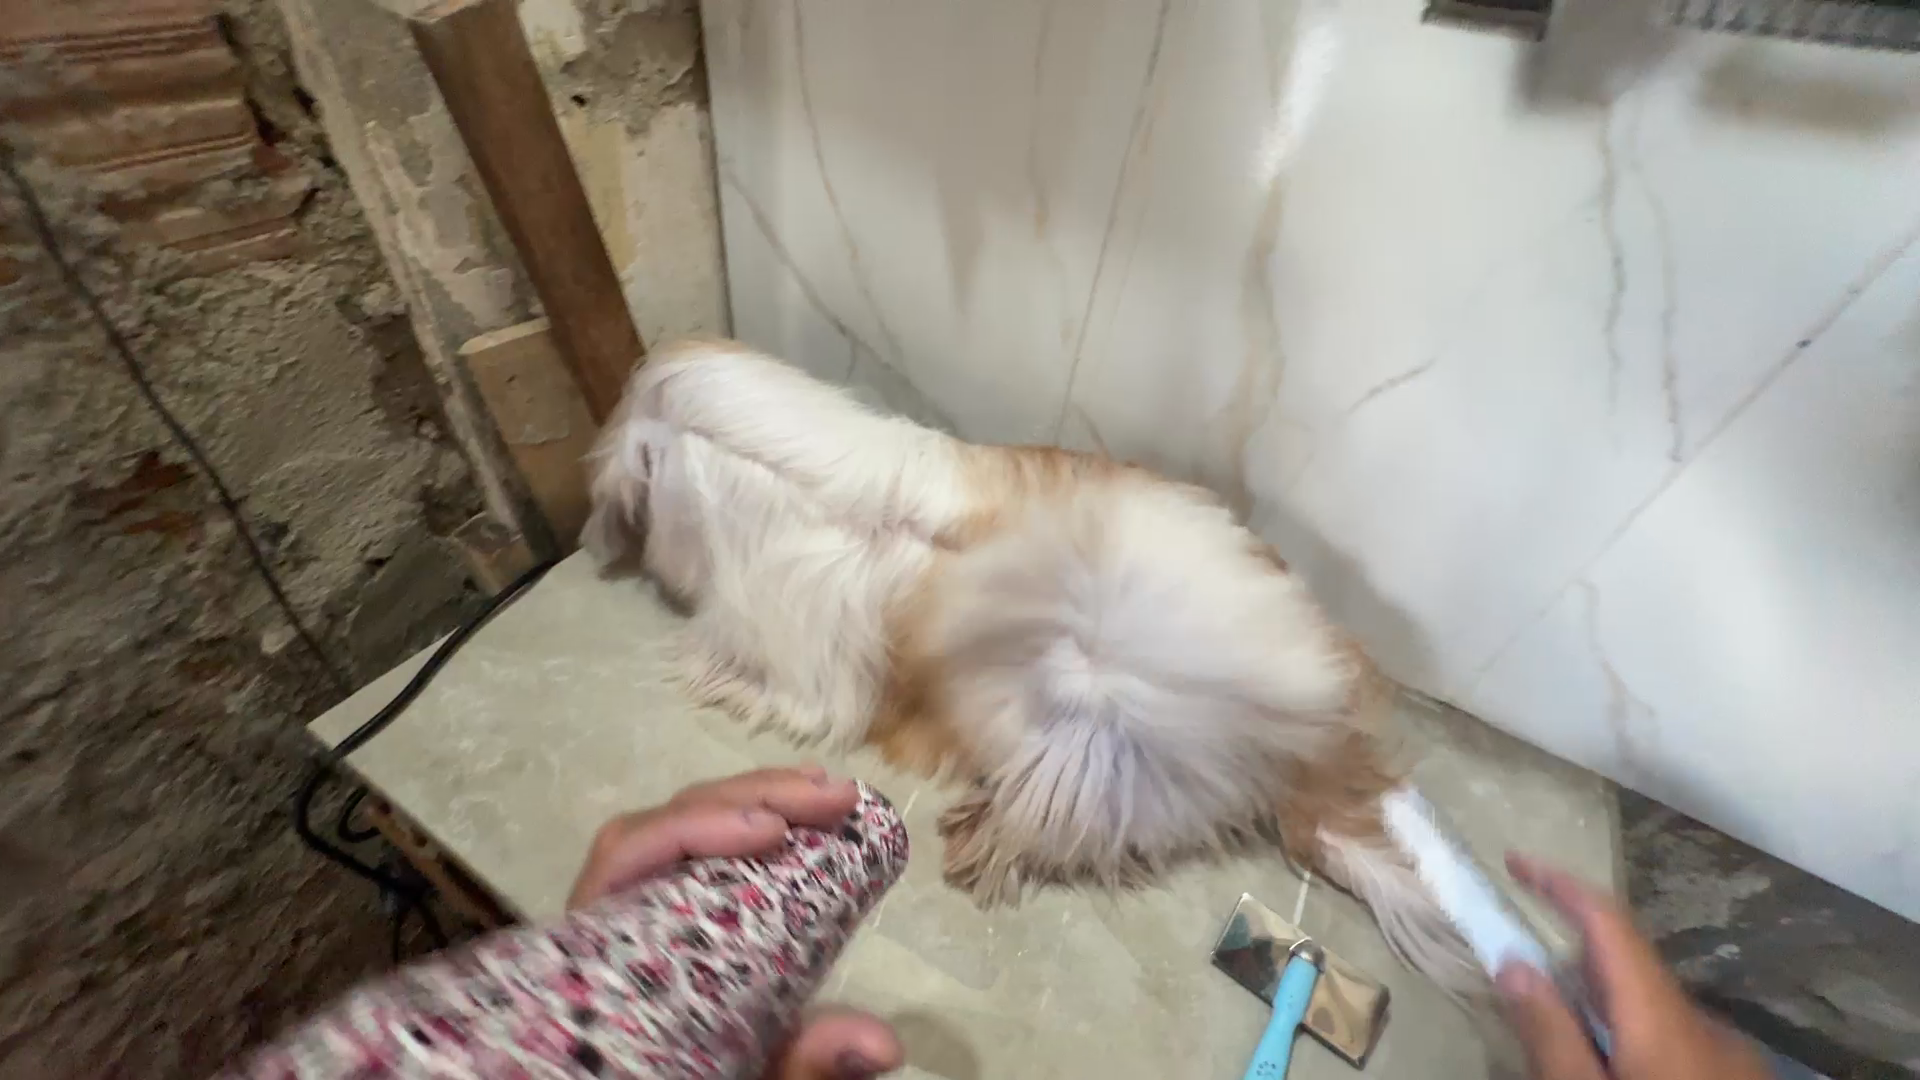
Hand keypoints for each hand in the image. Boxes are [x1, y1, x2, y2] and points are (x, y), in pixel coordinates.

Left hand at [569, 766, 903, 1078]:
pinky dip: (757, 809)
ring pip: (696, 812)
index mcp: (607, 945)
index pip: (631, 852)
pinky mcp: (683, 889)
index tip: (775, 830)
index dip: (699, 827)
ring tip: (828, 788)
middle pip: (677, 817)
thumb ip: (796, 1058)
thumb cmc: (684, 1072)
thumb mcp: (742, 1073)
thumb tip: (887, 1045)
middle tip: (835, 797)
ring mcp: (651, 889)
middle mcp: (621, 903)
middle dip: (759, 796)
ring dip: (764, 793)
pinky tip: (801, 802)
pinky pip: (713, 834)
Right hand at [1496, 855, 1771, 1079]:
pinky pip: (1674, 1032)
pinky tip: (1612, 1060)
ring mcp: (1733, 1058)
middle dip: (1571, 952)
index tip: (1513, 861)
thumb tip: (1513, 961)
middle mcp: (1708, 1025)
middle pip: (1628, 962)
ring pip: (1651, 1000)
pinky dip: (1630, 1025)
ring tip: (1562, 1027)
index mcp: (1665, 1019)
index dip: (1559, 882)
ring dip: (1600, 995)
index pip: (1609, 922)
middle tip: (1520, 964)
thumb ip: (1548, 1029)